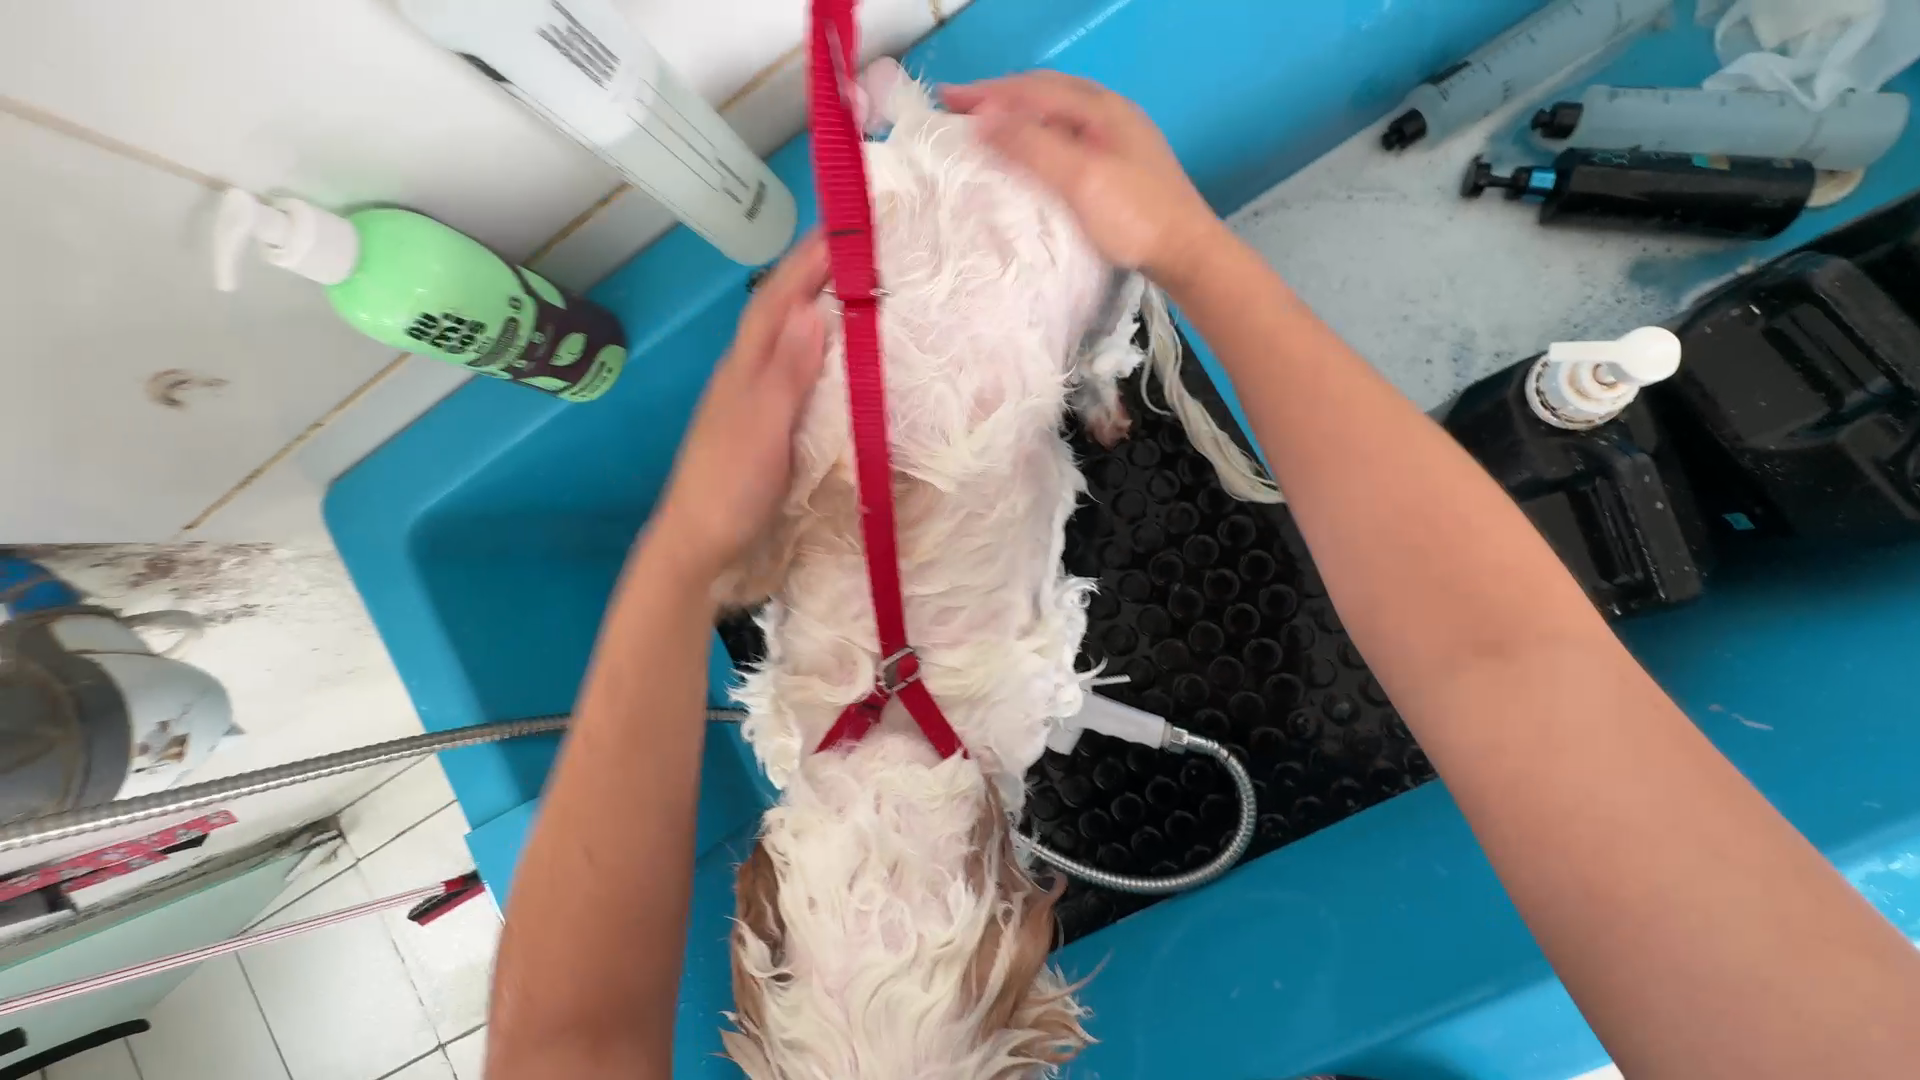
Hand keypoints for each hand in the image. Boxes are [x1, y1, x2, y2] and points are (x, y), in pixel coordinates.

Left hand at [649, 234, 829, 580]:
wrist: (698, 540)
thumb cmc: (730, 484)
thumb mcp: (762, 426)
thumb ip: (788, 372)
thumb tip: (814, 310)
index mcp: (744, 368)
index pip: (775, 302)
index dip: (804, 264)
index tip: (840, 231)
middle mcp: (745, 374)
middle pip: (777, 312)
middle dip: (809, 276)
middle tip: (851, 251)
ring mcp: (750, 400)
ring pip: (782, 339)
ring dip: (810, 308)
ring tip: (845, 290)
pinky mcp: (761, 424)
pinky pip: (790, 371)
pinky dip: (811, 350)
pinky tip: (828, 358)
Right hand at [942, 72, 1223, 281]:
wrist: (1186, 253)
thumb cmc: (1135, 217)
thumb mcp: (1080, 179)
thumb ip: (1032, 146)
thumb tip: (983, 119)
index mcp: (1101, 109)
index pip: (1033, 89)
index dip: (987, 93)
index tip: (947, 101)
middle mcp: (1109, 115)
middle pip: (1045, 95)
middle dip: (1000, 98)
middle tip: (960, 109)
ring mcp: (1117, 140)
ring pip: (1057, 116)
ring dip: (1018, 117)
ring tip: (985, 129)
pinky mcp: (1118, 167)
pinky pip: (1067, 139)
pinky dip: (1036, 139)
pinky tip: (1027, 157)